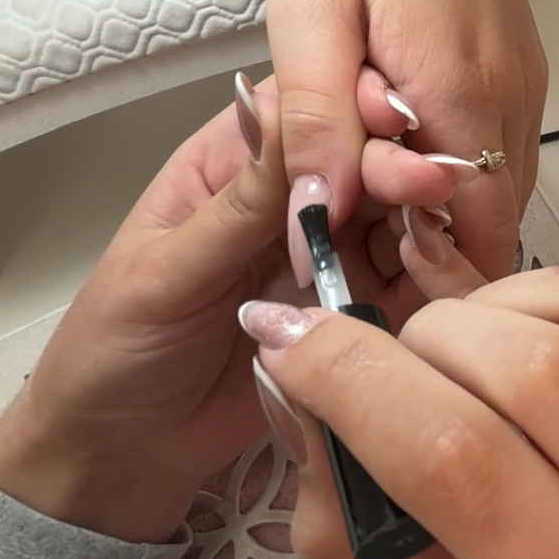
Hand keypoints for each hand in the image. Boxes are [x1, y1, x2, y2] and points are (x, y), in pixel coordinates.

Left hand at [0, 74, 456, 541]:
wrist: (133, 449)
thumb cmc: (119, 346)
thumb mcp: (166, 270)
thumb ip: (241, 206)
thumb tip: (302, 122)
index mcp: (241, 161)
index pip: (309, 112)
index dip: (353, 109)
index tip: (390, 123)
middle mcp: (300, 194)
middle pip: (368, 159)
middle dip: (401, 168)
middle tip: (431, 188)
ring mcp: (337, 247)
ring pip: (401, 212)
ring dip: (425, 219)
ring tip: (440, 237)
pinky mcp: (363, 297)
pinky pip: (410, 274)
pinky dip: (432, 270)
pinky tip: (438, 274)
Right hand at [243, 261, 558, 558]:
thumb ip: (355, 514)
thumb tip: (295, 375)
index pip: (465, 468)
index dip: (361, 387)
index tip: (287, 342)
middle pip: (529, 377)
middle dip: (421, 343)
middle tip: (383, 356)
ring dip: (477, 310)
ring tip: (447, 346)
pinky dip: (531, 288)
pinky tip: (506, 324)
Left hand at [267, 0, 545, 294]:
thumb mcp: (308, 16)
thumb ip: (315, 124)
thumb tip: (318, 217)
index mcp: (463, 96)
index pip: (477, 232)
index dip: (435, 278)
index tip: (373, 288)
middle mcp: (514, 102)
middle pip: (498, 222)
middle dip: (441, 255)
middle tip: (365, 246)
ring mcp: (527, 88)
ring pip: (506, 192)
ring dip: (451, 217)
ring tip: (380, 199)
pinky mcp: (523, 74)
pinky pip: (506, 154)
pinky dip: (466, 178)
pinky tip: (413, 154)